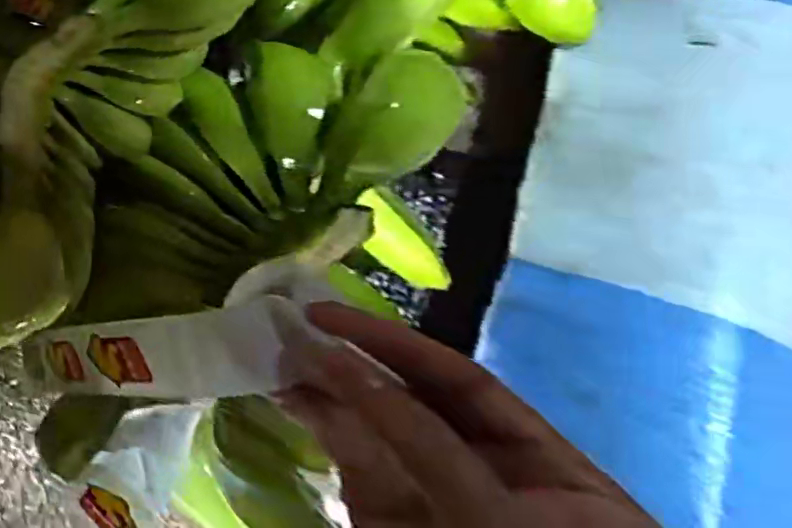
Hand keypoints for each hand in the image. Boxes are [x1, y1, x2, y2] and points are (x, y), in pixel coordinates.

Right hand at [282, 302, 656, 527]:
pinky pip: (347, 449)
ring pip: (370, 417)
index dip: (395, 342)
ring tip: (274, 351)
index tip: (327, 315)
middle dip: (350, 358)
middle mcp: (486, 469)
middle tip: (288, 326)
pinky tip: (282, 390)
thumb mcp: (487, 511)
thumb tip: (328, 352)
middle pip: (410, 394)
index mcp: (549, 471)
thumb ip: (414, 432)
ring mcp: (431, 489)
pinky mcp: (383, 508)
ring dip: (321, 380)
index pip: (465, 383)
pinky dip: (312, 415)